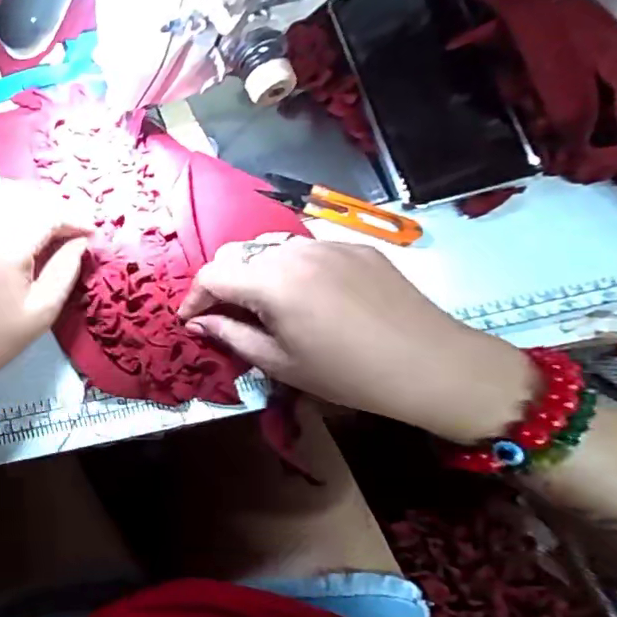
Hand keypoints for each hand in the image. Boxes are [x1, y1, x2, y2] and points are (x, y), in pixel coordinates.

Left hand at [0, 181, 92, 415]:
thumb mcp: (42, 311)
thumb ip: (65, 269)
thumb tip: (80, 241)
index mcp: (6, 244)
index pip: (49, 212)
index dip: (76, 218)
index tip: (92, 232)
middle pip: (26, 196)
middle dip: (55, 207)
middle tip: (74, 228)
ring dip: (26, 200)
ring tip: (45, 222)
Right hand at [176, 236, 536, 442]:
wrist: (427, 362)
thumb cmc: (346, 373)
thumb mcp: (279, 362)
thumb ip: (231, 335)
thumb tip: (200, 321)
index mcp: (271, 280)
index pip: (213, 274)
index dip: (193, 297)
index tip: (189, 320)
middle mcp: (294, 250)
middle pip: (239, 253)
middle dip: (223, 281)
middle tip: (224, 313)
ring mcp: (328, 244)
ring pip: (273, 248)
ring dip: (257, 272)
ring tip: (265, 304)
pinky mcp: (355, 247)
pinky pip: (308, 250)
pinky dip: (292, 269)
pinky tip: (308, 297)